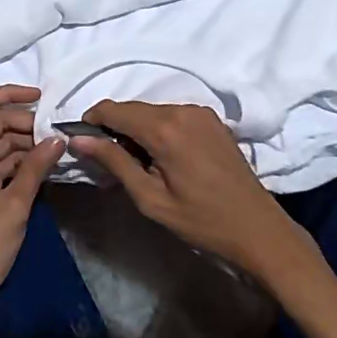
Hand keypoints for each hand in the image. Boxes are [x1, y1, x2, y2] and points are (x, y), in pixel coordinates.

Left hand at [0, 86, 65, 309]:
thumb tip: (59, 137)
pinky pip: (4, 161)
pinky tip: (46, 160)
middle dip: (25, 122)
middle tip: (55, 129)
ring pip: (2, 141)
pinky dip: (23, 158)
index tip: (40, 95)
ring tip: (56, 144)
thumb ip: (36, 166)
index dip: (9, 93)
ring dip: (27, 140)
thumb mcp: (15, 202)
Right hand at [69, 101, 310, 279]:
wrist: (258, 229)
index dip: (92, 120)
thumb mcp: (150, 198)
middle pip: (133, 108)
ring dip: (137, 128)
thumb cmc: (201, 221)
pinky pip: (172, 115)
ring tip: (135, 162)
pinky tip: (161, 155)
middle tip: (107, 159)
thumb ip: (114, 162)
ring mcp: (200, 112)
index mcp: (165, 128)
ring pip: (152, 111)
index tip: (81, 140)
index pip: (114, 109)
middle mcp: (182, 110)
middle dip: (114, 126)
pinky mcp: (211, 119)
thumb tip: (78, 139)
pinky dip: (158, 128)